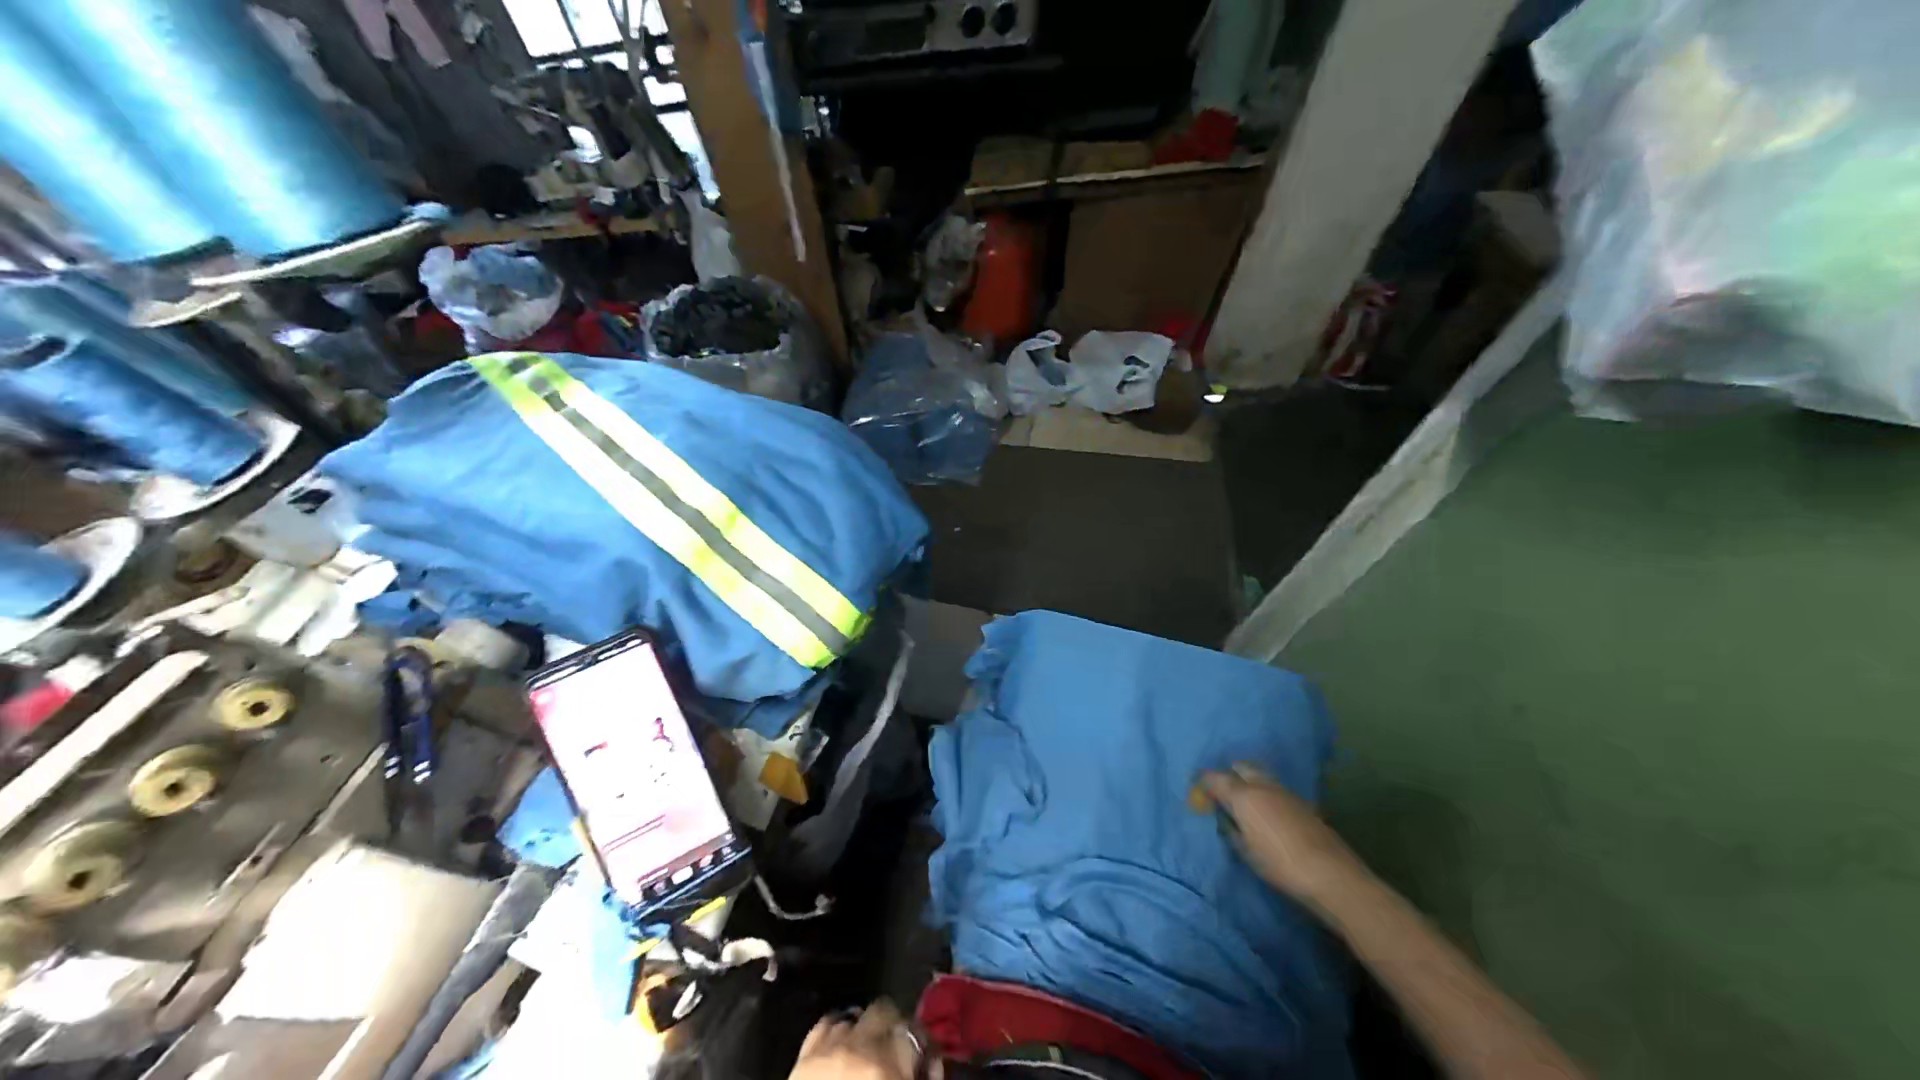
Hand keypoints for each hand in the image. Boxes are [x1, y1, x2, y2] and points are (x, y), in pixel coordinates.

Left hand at [788, 1001, 920, 1079]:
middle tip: (898, 1047)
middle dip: (895, 1025)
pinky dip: (838, 1029)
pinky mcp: (805, 1056)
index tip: (926, 1063)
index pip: (916, 1033)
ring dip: (865, 1028)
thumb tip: (928, 1070)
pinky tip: (841, 1043)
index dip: (925, 1046)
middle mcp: (860, 1047)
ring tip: (869, 1047)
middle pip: (884, 1011)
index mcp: (888, 1066)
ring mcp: (830, 1047)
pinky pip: (826, 1024)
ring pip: (855, 1016)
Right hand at [1199, 764, 1365, 909]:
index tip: (1199, 795)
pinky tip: (1268, 814)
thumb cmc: (1279, 864)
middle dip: (1229, 775)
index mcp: (1243, 795)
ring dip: (1250, 783)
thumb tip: (1227, 820)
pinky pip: (1276, 789)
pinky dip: (1267, 794)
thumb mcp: (1245, 851)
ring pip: (1261, 776)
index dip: (1203, 783)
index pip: (1214, 777)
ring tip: (1246, 805)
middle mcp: (1263, 786)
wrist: (1330, 875)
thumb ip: (1231, 830)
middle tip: (1224, 795)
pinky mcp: (1303, 803)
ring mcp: (1286, 792)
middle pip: (1240, 767)